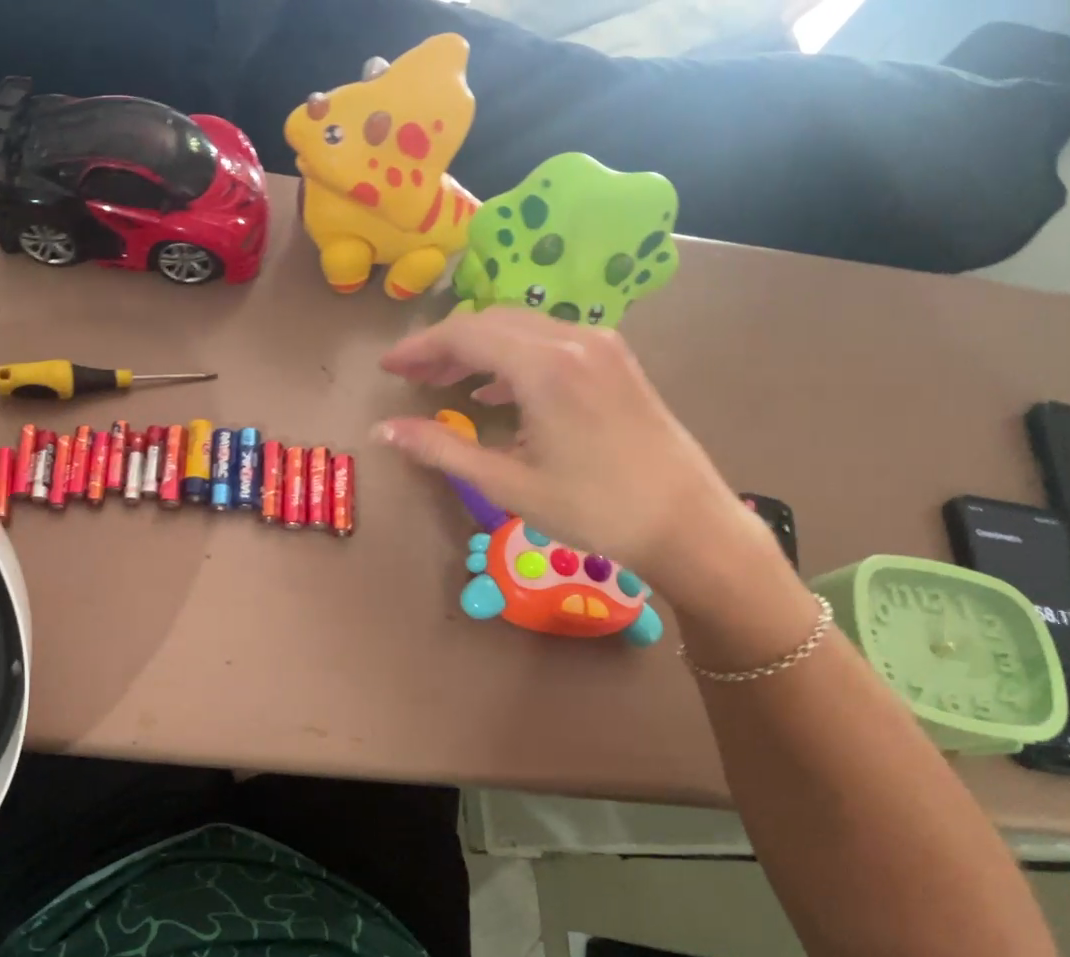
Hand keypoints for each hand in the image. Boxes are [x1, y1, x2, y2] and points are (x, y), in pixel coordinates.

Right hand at [374, 309, 774, 601]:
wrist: (685, 522)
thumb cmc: (592, 508)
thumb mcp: (506, 483)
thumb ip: (441, 448)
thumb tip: (383, 430)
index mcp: (544, 365)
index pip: (464, 334)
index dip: (419, 348)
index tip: (387, 369)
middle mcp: (574, 339)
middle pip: (490, 322)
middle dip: (443, 345)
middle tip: (408, 376)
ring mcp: (601, 346)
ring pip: (521, 327)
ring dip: (476, 348)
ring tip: (442, 381)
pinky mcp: (616, 361)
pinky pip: (549, 340)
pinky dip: (511, 355)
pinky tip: (494, 389)